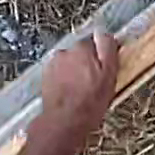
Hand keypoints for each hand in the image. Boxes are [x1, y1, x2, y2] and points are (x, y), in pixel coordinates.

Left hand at [36, 32, 118, 147]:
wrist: (64, 121)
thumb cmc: (90, 100)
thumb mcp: (109, 74)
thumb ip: (107, 48)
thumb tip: (103, 32)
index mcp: (82, 48)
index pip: (97, 43)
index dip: (103, 57)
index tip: (107, 70)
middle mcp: (65, 52)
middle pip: (82, 53)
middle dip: (88, 64)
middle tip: (96, 83)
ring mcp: (53, 64)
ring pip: (71, 63)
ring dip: (76, 72)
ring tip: (83, 91)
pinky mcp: (46, 77)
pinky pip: (61, 74)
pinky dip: (65, 80)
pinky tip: (71, 94)